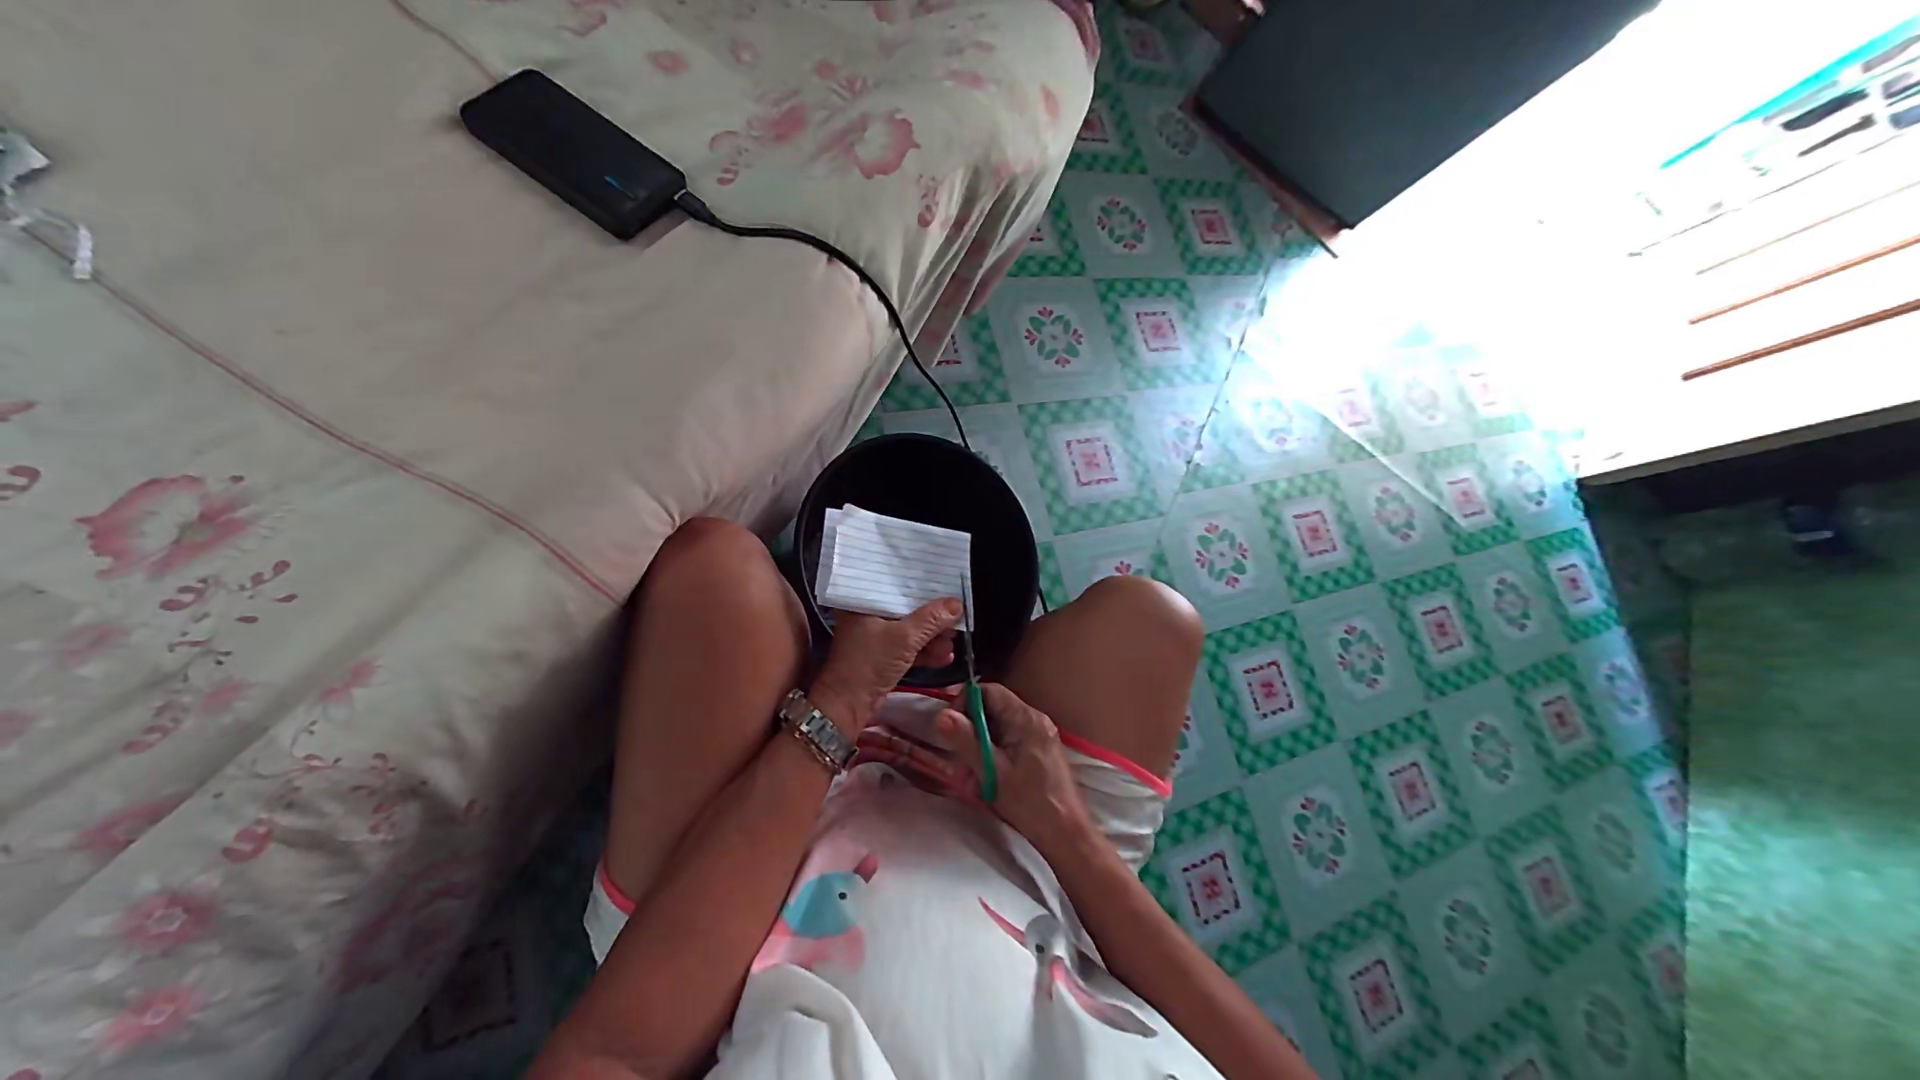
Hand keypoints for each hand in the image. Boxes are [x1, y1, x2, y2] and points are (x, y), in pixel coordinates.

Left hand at [807, 598, 961, 731]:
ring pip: (909, 630)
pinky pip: (907, 648)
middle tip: (956, 621)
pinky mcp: (881, 656)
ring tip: (952, 643)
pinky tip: (944, 657)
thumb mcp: (904, 638)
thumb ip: (932, 619)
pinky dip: (924, 651)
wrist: (848, 705)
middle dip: (933, 619)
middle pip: (907, 609)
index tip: (948, 588)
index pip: (897, 585)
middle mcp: (867, 615)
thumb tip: (958, 604)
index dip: (924, 587)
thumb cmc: (869, 663)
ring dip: (932, 638)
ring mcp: (874, 637)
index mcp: (863, 601)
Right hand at [932, 683, 1096, 860]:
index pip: (989, 691)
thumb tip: (941, 715)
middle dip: (970, 734)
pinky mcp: (1039, 752)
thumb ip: (966, 740)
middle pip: (992, 711)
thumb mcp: (992, 771)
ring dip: (979, 751)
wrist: (1066, 833)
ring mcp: (1038, 736)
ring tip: (971, 781)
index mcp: (1026, 719)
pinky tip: (985, 784)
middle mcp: (1035, 720)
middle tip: (959, 763)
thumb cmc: (1030, 802)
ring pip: (997, 731)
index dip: (965, 703)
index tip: (950, 727)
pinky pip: (1008, 745)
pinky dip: (992, 759)